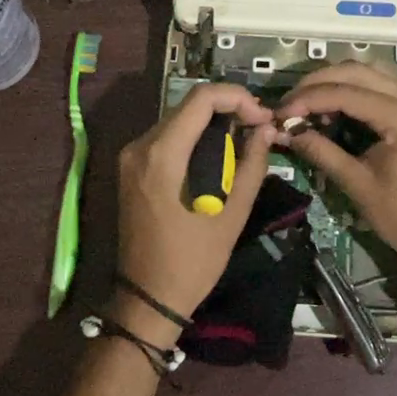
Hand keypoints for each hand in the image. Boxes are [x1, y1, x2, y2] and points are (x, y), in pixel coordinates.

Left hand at [113, 84, 276, 344]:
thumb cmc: (193, 260)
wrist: (148, 298)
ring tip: (244, 142)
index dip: (238, 98)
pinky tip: (217, 156)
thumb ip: (251, 165)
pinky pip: (167, 138)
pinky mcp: (130, 168)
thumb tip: (266, 130)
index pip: (202, 98)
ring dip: (212, 124)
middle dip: (228, 110)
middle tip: (259, 129)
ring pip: (178, 119)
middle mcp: (140, 146)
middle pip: (189, 106)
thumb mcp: (232, 214)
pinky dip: (194, 138)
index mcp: (162, 154)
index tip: (262, 118)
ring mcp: (131, 156)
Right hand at [278, 62, 396, 302]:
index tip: (280, 112)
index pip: (344, 92)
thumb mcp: (356, 184)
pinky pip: (386, 85)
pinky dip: (360, 88)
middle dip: (319, 83)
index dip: (308, 99)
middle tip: (290, 103)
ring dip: (338, 81)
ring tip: (309, 103)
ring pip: (372, 73)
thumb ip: (320, 150)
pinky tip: (341, 105)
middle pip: (357, 72)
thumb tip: (284, 131)